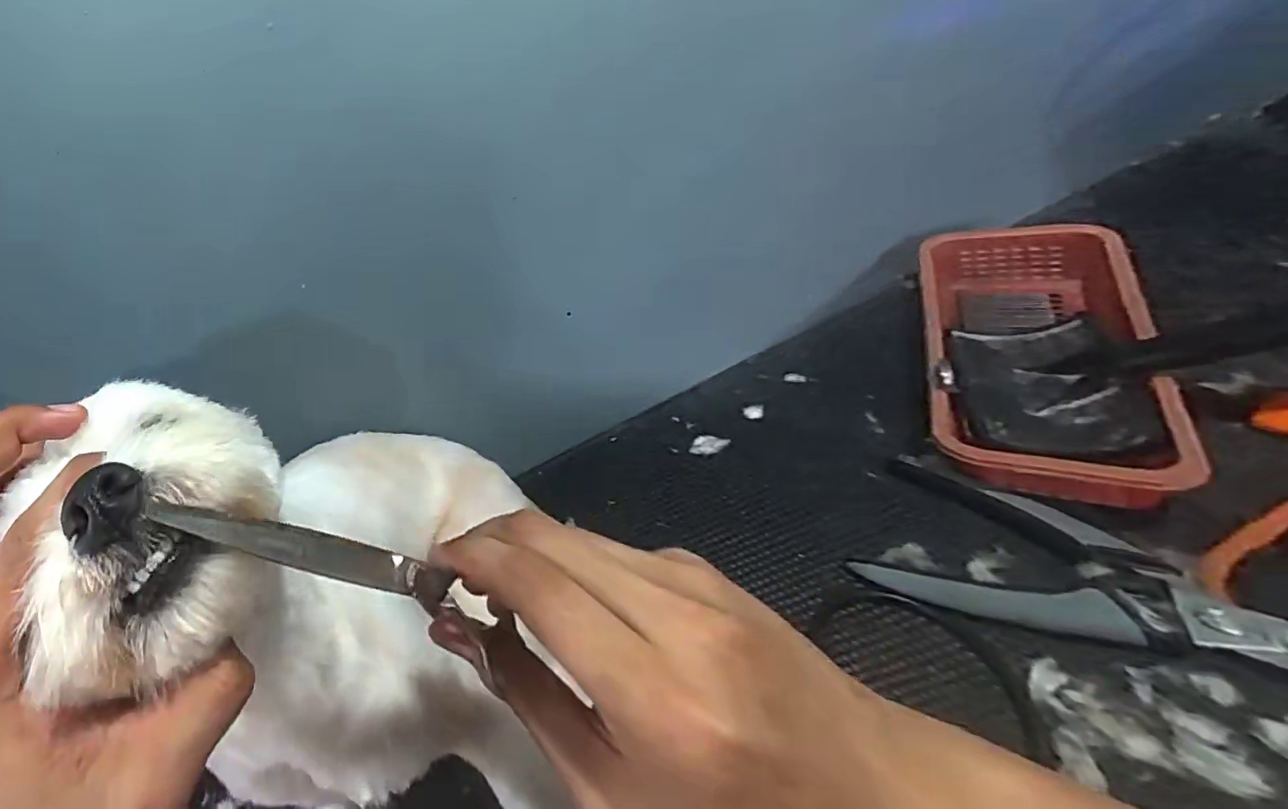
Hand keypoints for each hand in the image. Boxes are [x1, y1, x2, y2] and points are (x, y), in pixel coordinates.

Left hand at [0, 405, 253, 808]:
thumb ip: (209, 682)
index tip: (123, 461)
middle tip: (77, 418)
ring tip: (73, 441)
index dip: (70, 489)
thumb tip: (227, 599)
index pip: (13, 550)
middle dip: (8, 439)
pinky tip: (67, 502)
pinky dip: (10, 500)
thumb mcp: (159, 766)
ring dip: (8, 463)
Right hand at [431, 510, 1123, 808]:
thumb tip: (464, 629)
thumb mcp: (614, 797)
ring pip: (576, 532)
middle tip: (459, 572)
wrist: (878, 794)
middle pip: (548, 535)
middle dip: (489, 538)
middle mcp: (677, 615)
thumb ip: (530, 699)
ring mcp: (697, 581)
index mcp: (656, 694)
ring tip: (504, 585)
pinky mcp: (707, 568)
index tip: (435, 561)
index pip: (536, 583)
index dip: (473, 556)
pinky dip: (569, 557)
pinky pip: (612, 547)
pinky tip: (571, 597)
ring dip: (525, 545)